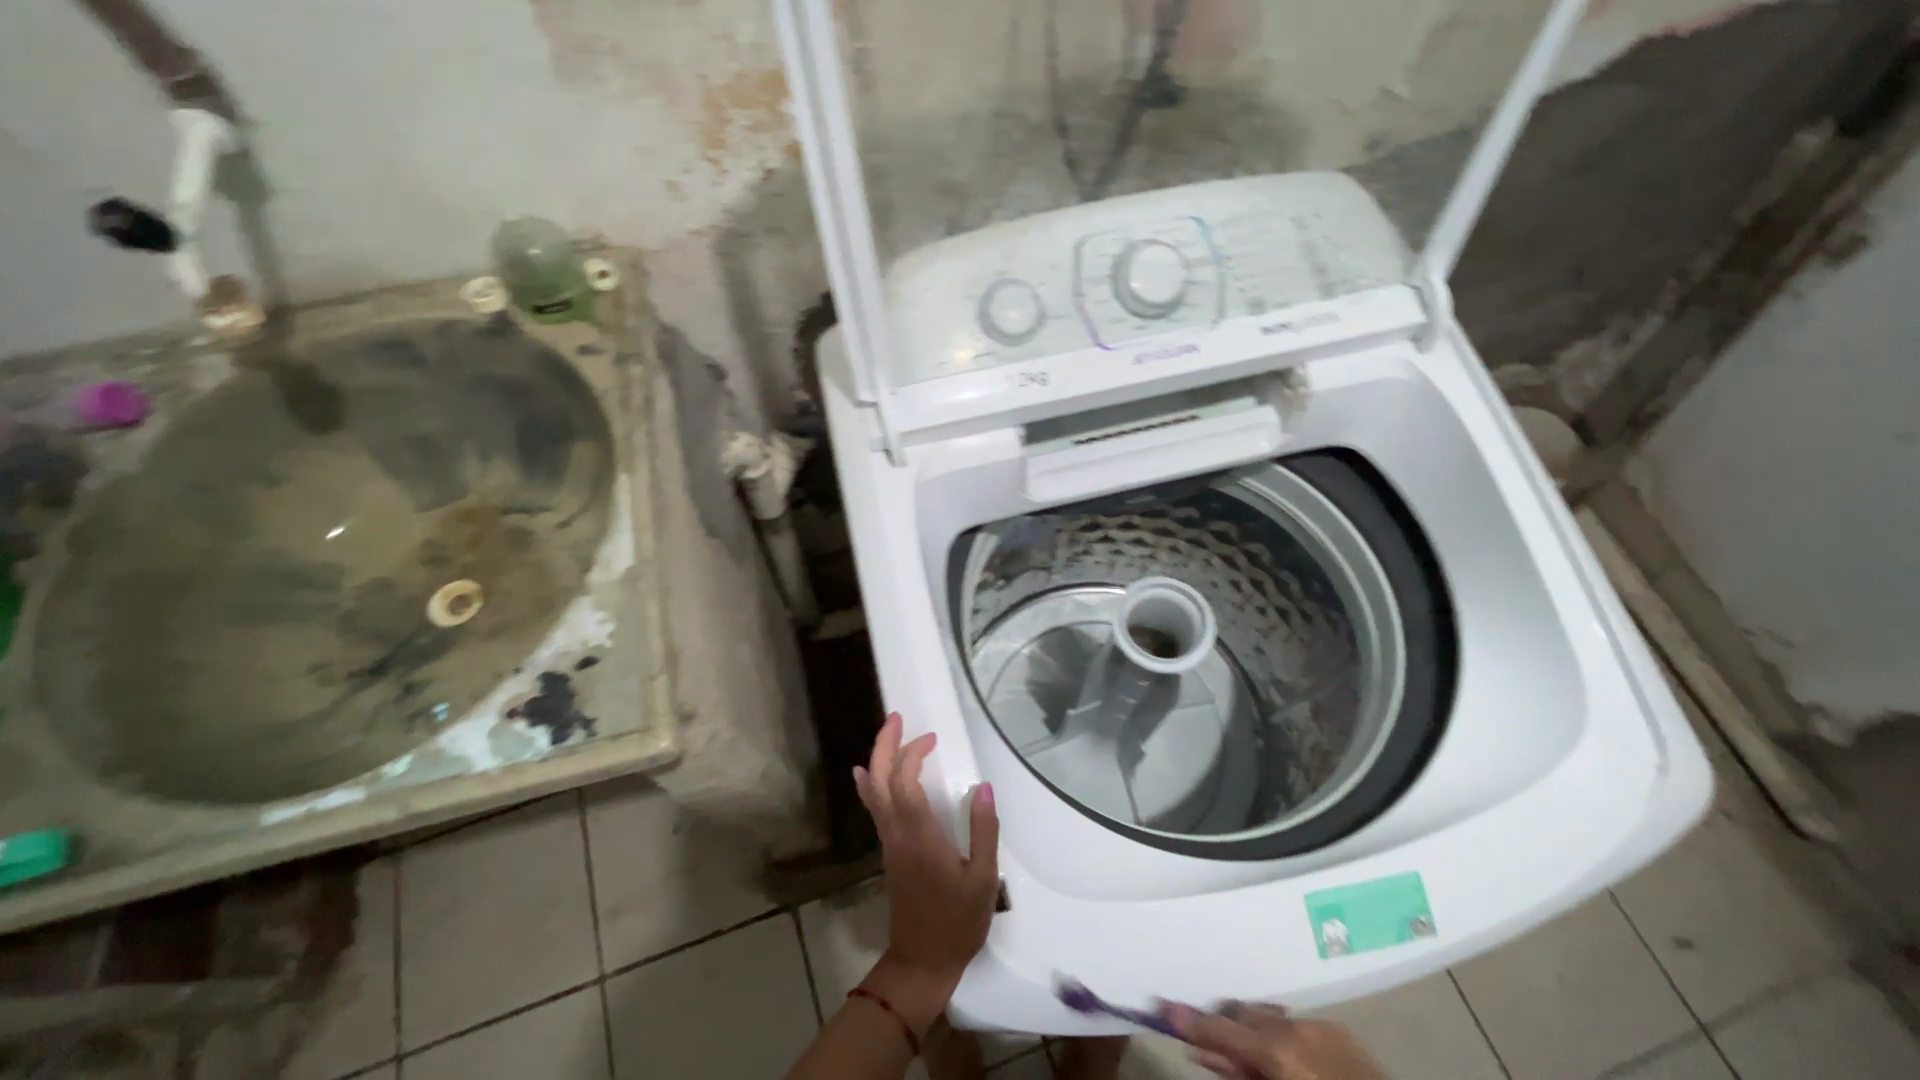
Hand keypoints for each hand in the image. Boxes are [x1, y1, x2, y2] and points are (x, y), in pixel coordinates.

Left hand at [854, 712, 1000, 1022]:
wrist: (922, 960)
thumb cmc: (957, 922)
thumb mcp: (982, 880)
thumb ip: (983, 832)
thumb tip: (983, 788)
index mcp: (919, 837)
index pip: (905, 783)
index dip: (912, 755)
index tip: (932, 739)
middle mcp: (897, 834)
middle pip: (879, 781)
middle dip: (884, 746)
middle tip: (897, 717)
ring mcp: (889, 844)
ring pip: (873, 793)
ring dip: (877, 759)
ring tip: (888, 733)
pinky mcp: (890, 853)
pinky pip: (874, 809)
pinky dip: (871, 784)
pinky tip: (868, 775)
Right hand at [1167, 1002, 1384, 1079]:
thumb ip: (1236, 1073)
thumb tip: (1202, 1052)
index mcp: (1278, 1052)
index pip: (1223, 1030)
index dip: (1191, 1021)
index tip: (1161, 1007)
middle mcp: (1295, 1028)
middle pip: (1242, 1014)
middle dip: (1225, 1028)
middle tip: (1213, 1051)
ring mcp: (1319, 1025)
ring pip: (1268, 1016)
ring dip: (1253, 1033)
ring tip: (1250, 1058)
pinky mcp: (1338, 1029)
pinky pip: (1295, 1024)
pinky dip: (1281, 1037)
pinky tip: (1285, 1059)